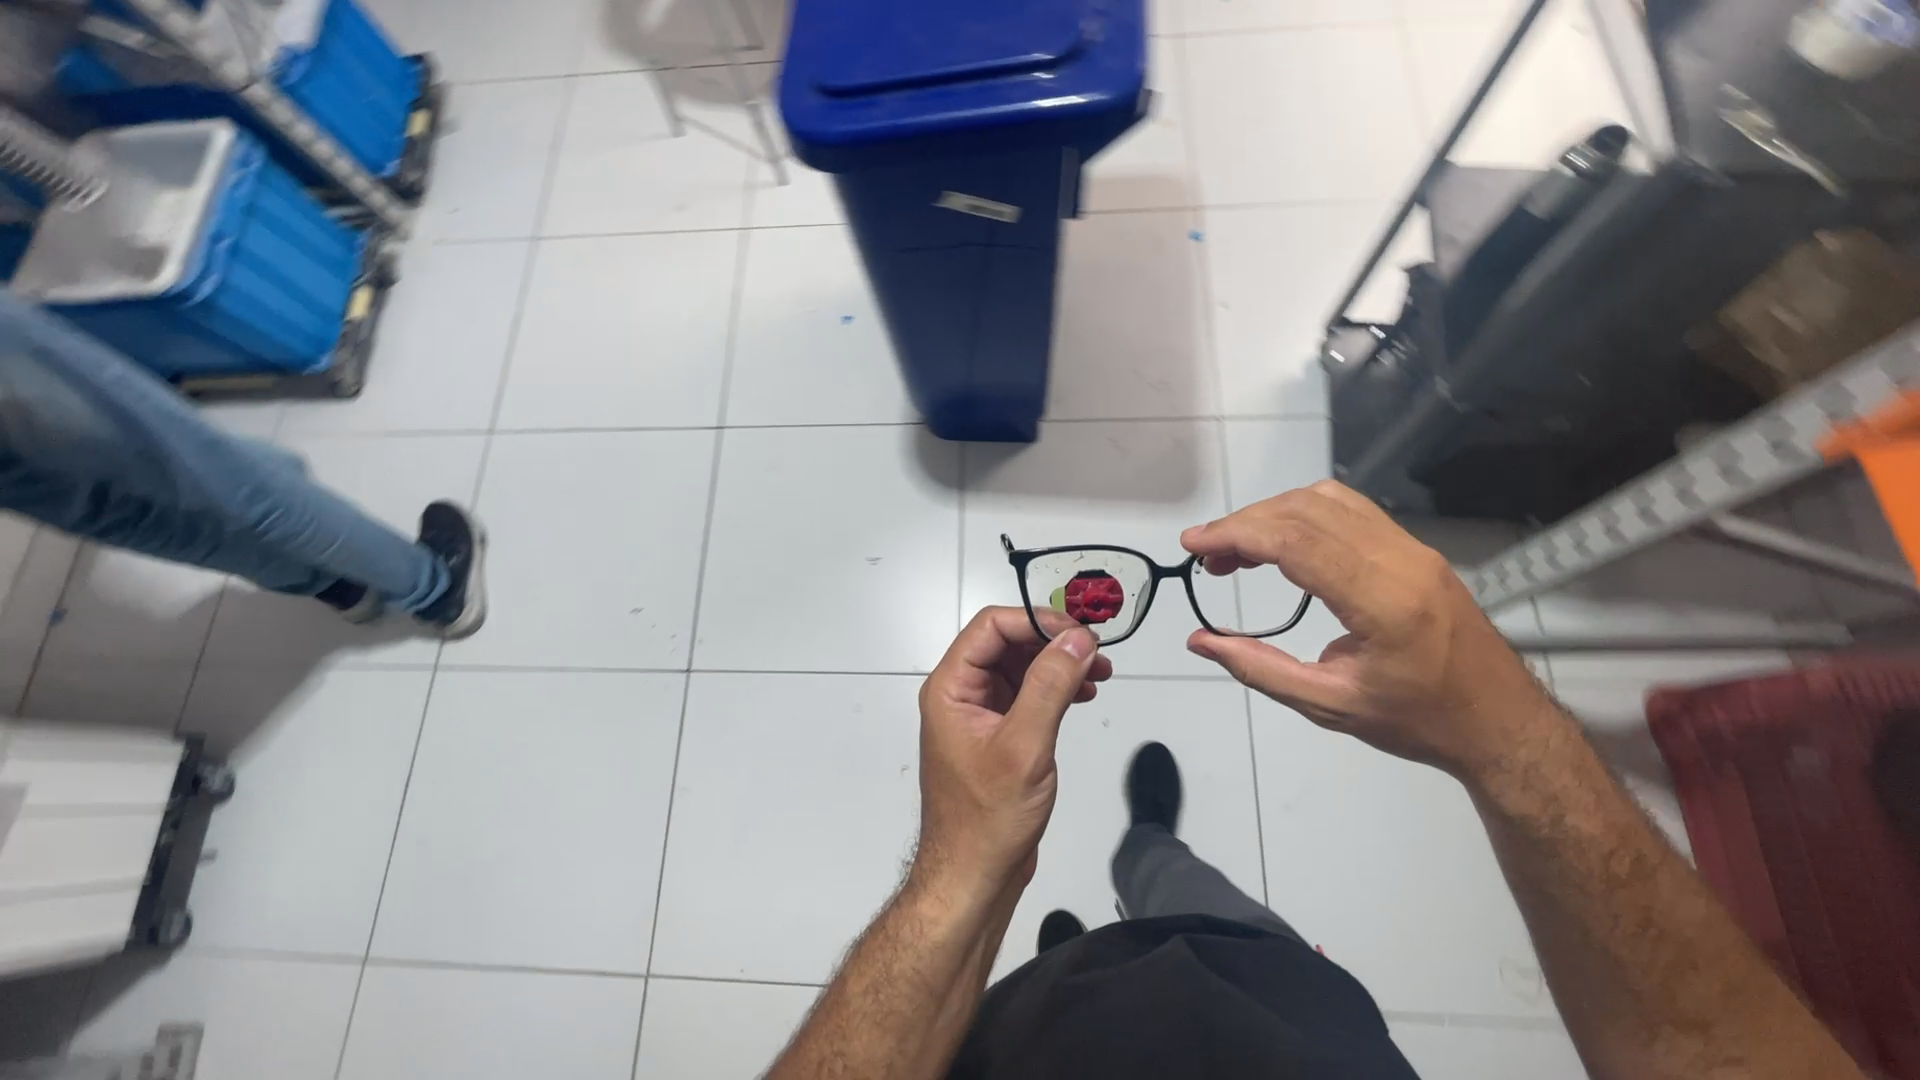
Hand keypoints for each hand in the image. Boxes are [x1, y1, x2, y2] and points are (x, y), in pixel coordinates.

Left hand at [912, 607, 1110, 903]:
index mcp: (951, 687)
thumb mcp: (1024, 746)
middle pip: (1007, 643)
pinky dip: (1056, 690)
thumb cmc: (991, 815)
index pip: (991, 627)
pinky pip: (1026, 695)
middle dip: (1053, 642)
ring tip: (1101, 674)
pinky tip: (1084, 696)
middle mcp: (961, 693)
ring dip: (1059, 665)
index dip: (1037, 621)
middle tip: (1099, 653)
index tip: (1082, 634)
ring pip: (1020, 668)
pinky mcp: (997, 735)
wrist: (974, 877)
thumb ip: (1050, 685)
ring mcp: (979, 714)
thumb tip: (1079, 636)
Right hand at [1180, 480, 1553, 780]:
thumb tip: (1199, 640)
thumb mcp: (1329, 706)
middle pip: (1306, 511)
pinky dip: (1302, 514)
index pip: (1296, 542)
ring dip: (1272, 514)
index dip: (1236, 534)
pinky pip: (1349, 510)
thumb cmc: (1417, 722)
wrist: (1501, 722)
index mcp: (1383, 602)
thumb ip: (1259, 669)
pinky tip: (1281, 544)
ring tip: (1236, 551)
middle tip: (1205, 556)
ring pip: (1328, 500)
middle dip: (1244, 523)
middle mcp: (1401, 560)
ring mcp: (1413, 549)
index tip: (1193, 546)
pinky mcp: (1415, 549)